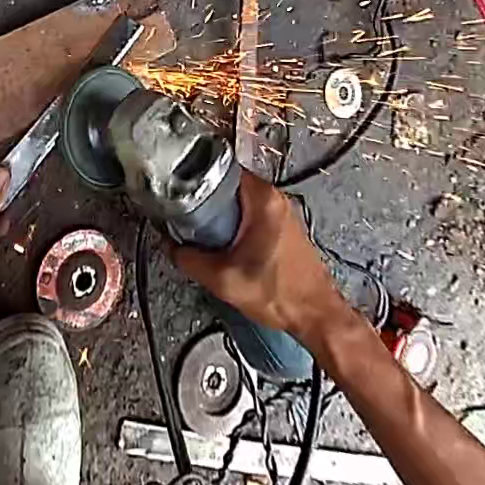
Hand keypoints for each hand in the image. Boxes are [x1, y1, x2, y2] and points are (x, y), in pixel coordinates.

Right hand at [167, 171, 349, 341]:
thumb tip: (169, 246)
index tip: (180, 185)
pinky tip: (224, 240)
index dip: (198, 175)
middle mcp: (276, 198)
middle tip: (187, 212)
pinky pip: (252, 211)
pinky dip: (236, 220)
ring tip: (202, 227)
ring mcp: (282, 211)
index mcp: (263, 199)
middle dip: (207, 196)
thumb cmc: (281, 295)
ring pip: (241, 198)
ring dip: (222, 210)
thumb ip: (189, 259)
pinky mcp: (284, 226)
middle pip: (230, 183)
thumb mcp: (223, 279)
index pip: (223, 168)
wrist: (316, 316)